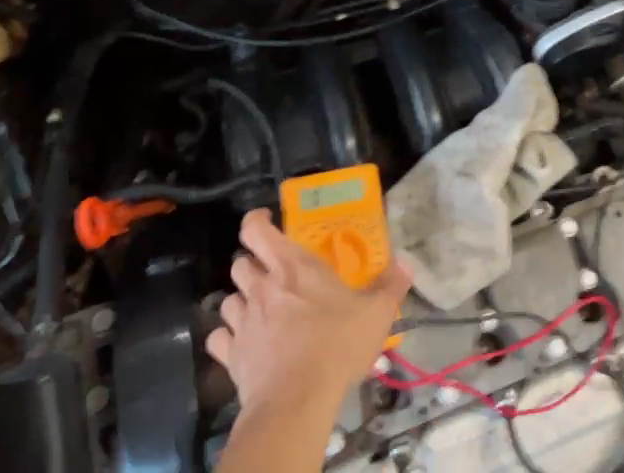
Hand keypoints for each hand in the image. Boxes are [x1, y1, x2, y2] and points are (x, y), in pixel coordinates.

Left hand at [207, 208, 412, 416]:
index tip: (265, 221)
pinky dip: (228, 337)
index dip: (256, 221)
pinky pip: (219, 338)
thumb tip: (404, 264)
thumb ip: (389, 286)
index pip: (257, 230)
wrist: (296, 401)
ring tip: (258, 309)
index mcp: (292, 267)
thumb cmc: (336, 345)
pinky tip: (242, 343)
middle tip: (271, 273)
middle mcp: (261, 287)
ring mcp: (242, 322)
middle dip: (252, 263)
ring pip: (228, 299)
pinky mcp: (231, 355)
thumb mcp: (376, 314)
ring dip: (240, 300)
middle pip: (240, 262)